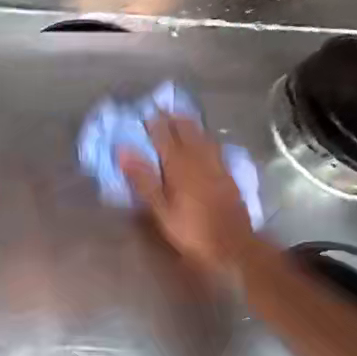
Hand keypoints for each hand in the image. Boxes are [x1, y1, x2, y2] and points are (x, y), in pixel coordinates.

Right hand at [119, 116, 262, 279]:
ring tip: (180, 118)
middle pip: (186, 129)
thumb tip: (124, 150)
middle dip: (173, 118)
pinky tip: (203, 141)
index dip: (153, 122)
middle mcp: (199, 157)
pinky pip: (214, 146)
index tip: (144, 113)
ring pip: (202, 135)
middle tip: (162, 111)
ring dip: (190, 124)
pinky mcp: (228, 173)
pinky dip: (204, 138)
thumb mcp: (160, 209)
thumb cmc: (191, 230)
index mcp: (179, 164)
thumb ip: (143, 179)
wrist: (232, 245)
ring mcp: (216, 164)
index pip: (164, 134)